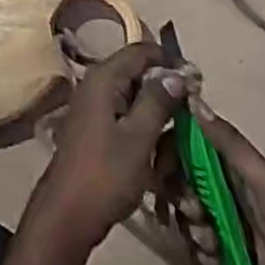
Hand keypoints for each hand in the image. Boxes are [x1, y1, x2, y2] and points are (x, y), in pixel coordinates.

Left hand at [20, 43, 187, 255]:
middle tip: (192, 113)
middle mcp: (97, 83)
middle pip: (138, 72)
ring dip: (157, 112)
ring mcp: (95, 105)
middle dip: (166, 89)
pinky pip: (126, 115)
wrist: (68, 213)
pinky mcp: (97, 126)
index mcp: (104, 78)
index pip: (141, 51)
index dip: (170, 61)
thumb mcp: (138, 137)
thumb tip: (177, 72)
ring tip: (180, 134)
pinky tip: (161, 149)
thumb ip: (158, 101)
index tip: (197, 82)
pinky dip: (145, 126)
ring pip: (134, 96)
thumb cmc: (105, 173)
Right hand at [160, 96, 264, 264]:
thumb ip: (232, 146)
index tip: (160, 163)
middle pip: (183, 178)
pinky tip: (214, 260)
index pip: (192, 143)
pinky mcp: (226, 256)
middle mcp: (228, 190)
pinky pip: (196, 247)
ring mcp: (226, 224)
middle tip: (191, 210)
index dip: (172, 149)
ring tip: (210, 243)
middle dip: (179, 193)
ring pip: (186, 213)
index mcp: (238, 167)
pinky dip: (199, 253)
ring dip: (190, 226)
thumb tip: (193, 98)